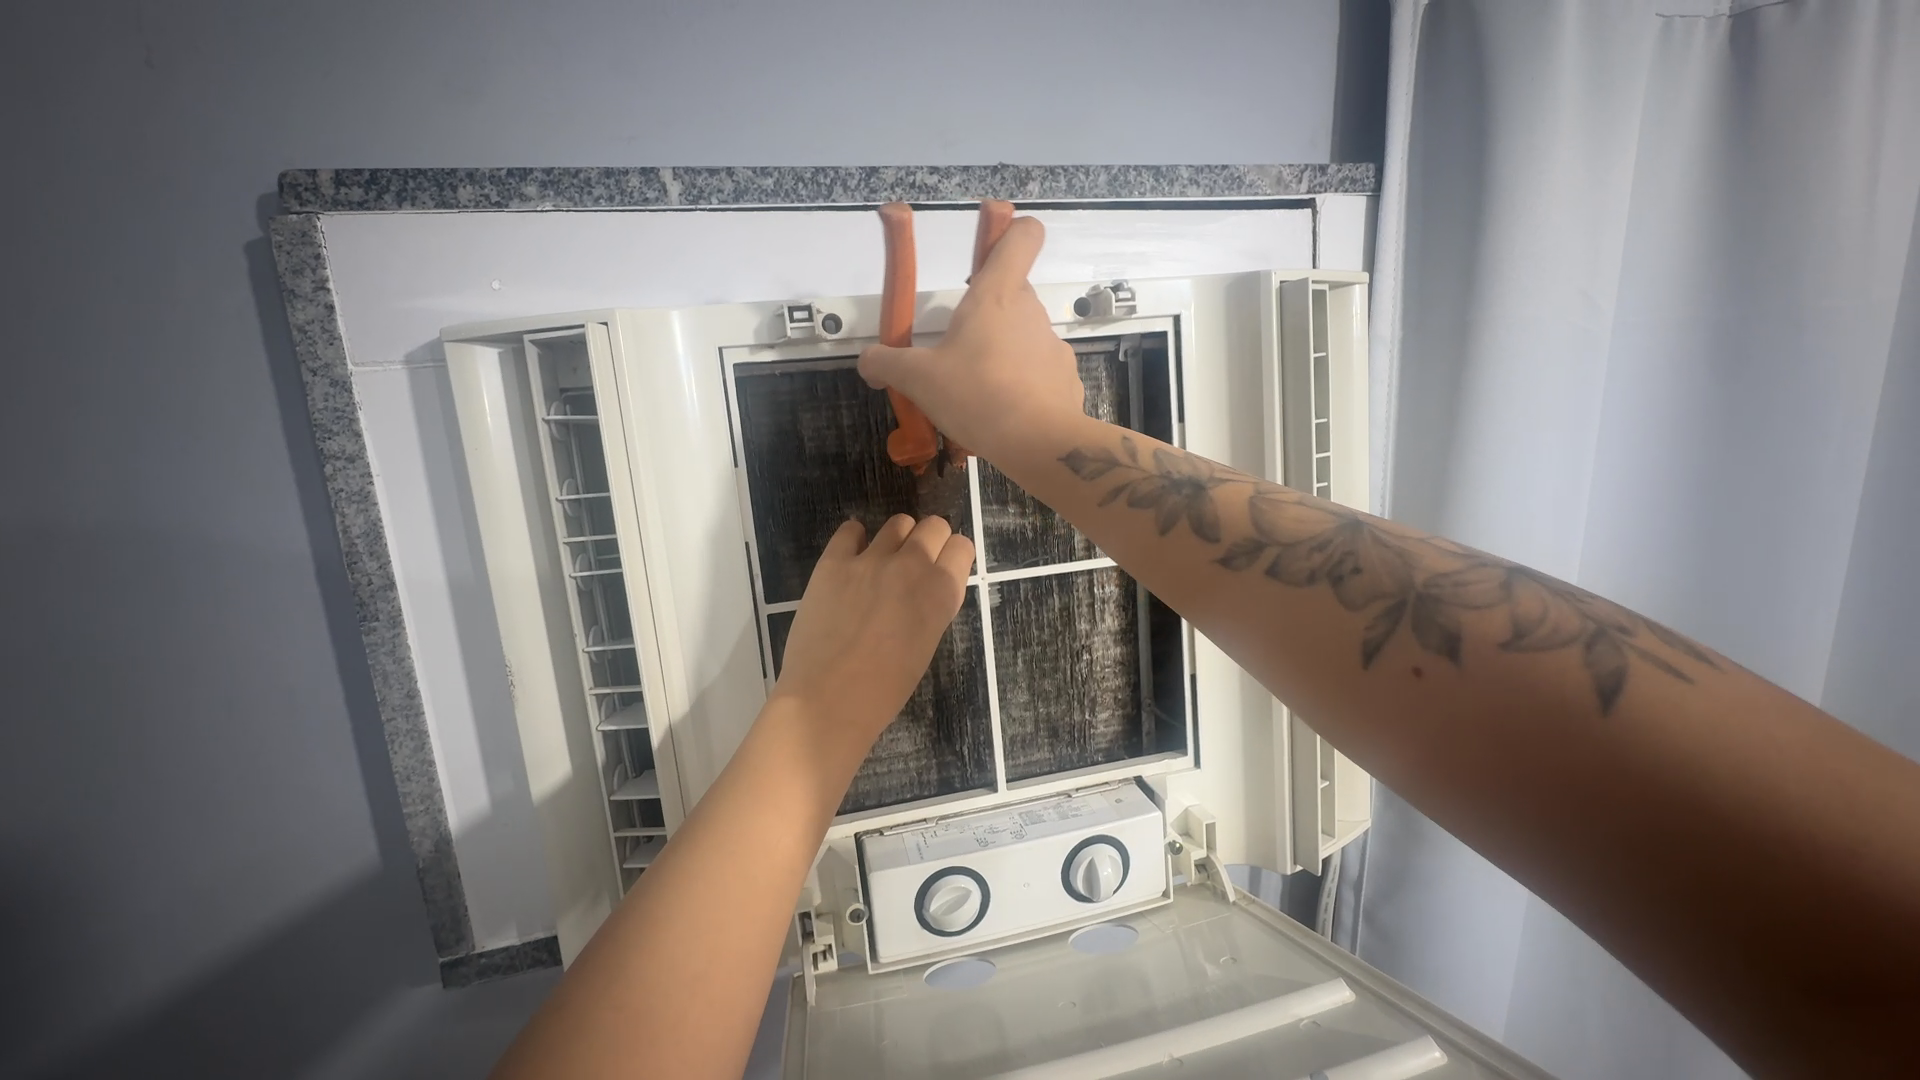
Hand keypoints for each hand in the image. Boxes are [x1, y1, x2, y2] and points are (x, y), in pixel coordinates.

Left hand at [771, 515, 974, 751]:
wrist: (828, 700)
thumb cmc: (884, 689)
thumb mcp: (925, 646)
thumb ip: (931, 608)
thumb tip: (924, 589)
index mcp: (941, 593)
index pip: (962, 547)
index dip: (954, 556)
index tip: (944, 567)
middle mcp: (912, 566)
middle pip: (934, 526)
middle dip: (930, 539)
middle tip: (915, 564)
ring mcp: (870, 560)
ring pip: (897, 523)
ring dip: (897, 538)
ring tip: (884, 561)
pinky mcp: (832, 562)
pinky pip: (850, 530)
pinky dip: (855, 538)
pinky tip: (852, 555)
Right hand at [858, 216, 1086, 464]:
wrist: (1038, 443)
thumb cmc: (977, 396)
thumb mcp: (918, 380)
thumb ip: (886, 365)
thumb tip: (867, 362)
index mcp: (996, 295)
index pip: (1022, 236)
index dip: (1010, 231)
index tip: (991, 245)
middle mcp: (1030, 311)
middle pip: (1011, 294)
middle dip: (984, 316)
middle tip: (957, 350)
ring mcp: (1053, 346)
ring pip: (1023, 338)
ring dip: (1001, 355)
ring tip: (977, 395)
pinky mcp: (1066, 379)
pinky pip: (1039, 375)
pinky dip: (1023, 387)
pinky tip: (1004, 415)